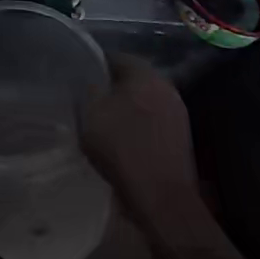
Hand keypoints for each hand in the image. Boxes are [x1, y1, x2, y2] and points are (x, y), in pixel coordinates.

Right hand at [79, 56, 201, 219]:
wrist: (162, 201)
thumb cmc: (122, 148)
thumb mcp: (90, 113)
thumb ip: (88, 89)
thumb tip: (89, 80)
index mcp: (146, 74)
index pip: (115, 57)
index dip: (94, 66)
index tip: (78, 80)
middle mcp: (167, 88)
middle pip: (132, 80)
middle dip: (111, 88)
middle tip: (88, 101)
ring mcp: (178, 116)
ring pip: (142, 102)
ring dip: (125, 109)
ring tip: (102, 123)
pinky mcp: (181, 141)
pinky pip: (152, 123)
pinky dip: (137, 128)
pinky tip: (121, 142)